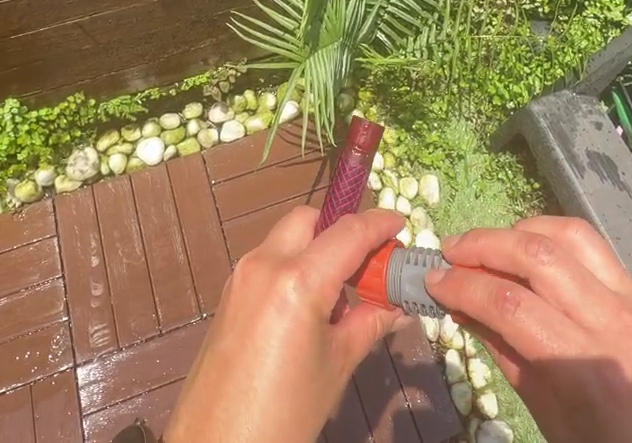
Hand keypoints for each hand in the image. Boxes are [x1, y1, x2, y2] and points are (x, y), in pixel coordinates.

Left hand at [167, 207, 406, 442]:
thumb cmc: (286, 411)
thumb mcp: (337, 366)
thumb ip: (368, 323)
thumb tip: (396, 305)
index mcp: (298, 280)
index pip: (348, 233)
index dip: (378, 223)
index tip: (401, 224)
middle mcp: (265, 263)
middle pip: (309, 220)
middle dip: (340, 229)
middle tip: (368, 261)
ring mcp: (242, 274)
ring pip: (287, 237)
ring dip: (317, 247)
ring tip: (343, 291)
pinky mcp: (230, 291)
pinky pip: (269, 260)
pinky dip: (295, 264)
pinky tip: (311, 304)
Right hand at [424, 216, 631, 442]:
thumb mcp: (552, 421)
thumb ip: (507, 357)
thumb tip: (463, 309)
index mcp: (589, 369)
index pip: (511, 305)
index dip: (463, 287)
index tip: (432, 282)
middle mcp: (614, 322)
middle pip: (538, 255)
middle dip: (484, 245)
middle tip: (448, 253)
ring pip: (568, 234)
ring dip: (516, 230)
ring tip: (485, 245)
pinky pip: (591, 243)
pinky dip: (549, 234)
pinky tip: (525, 247)